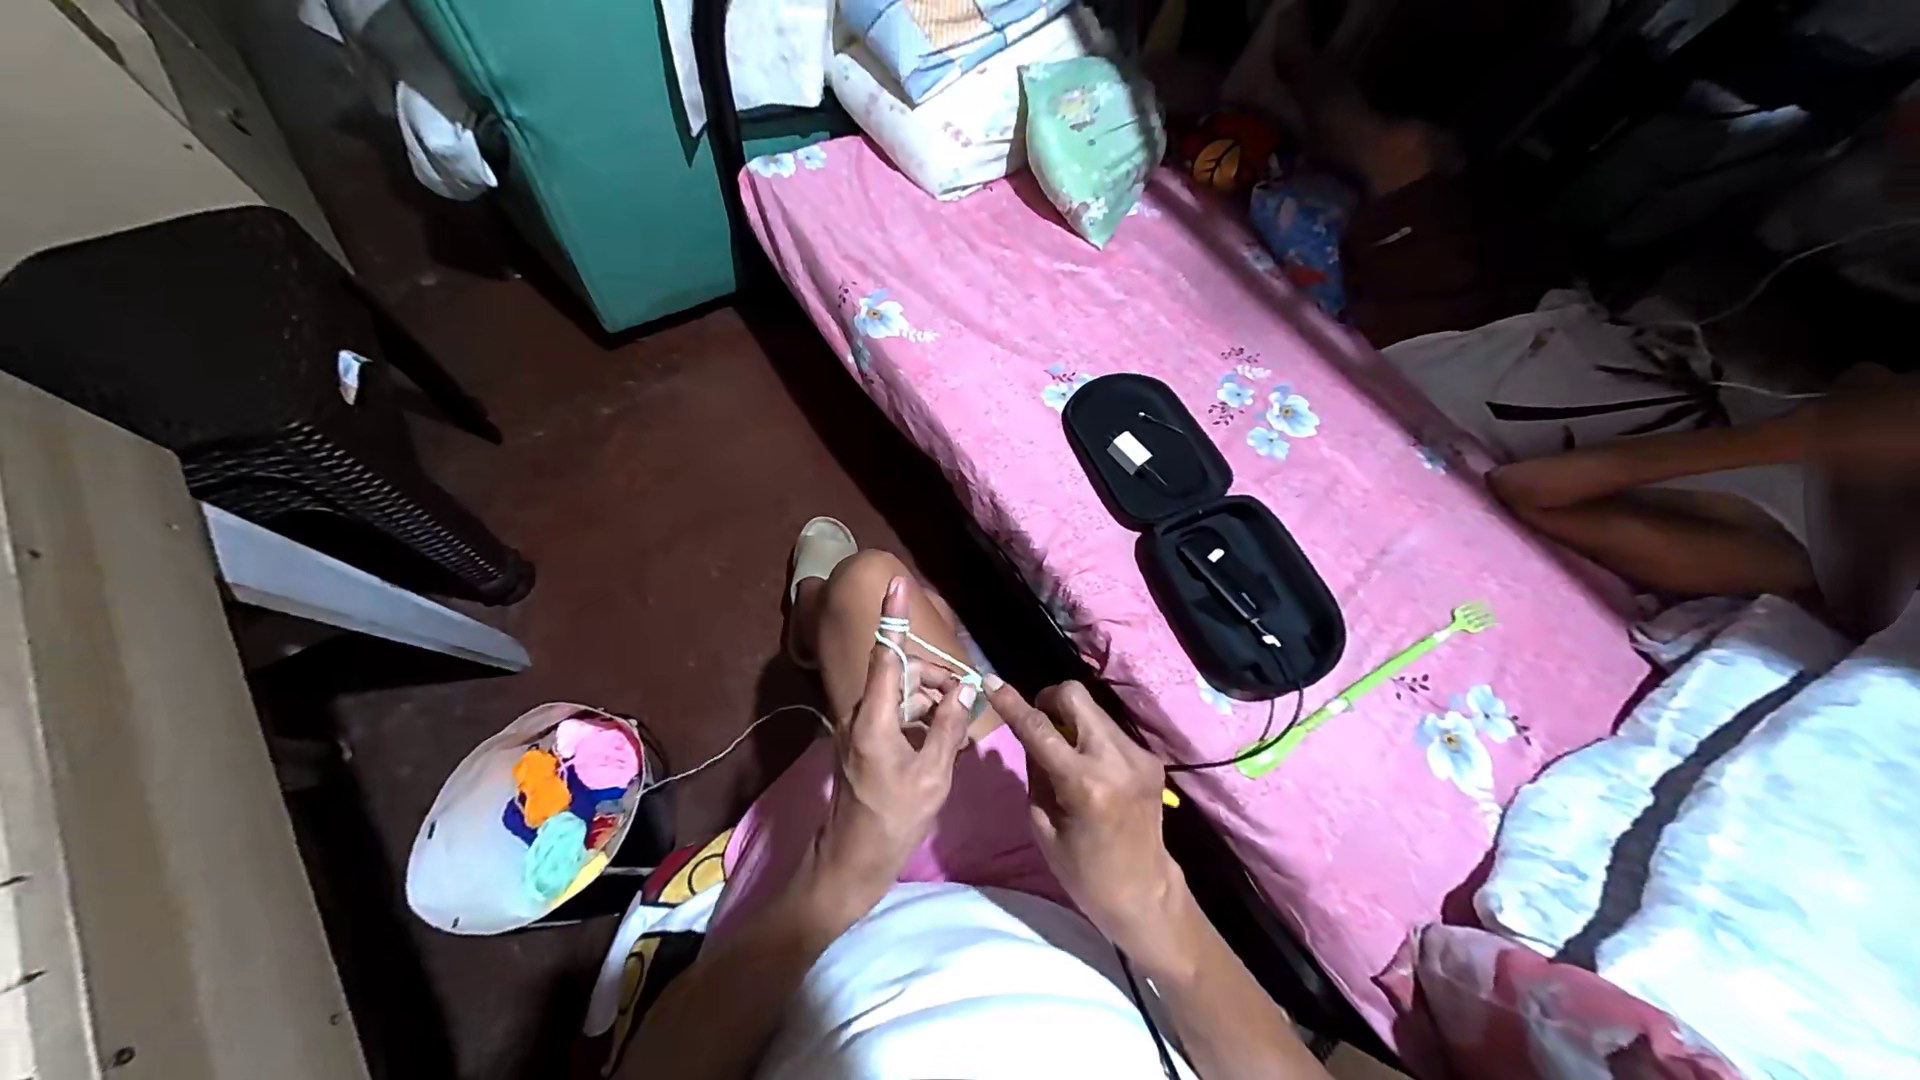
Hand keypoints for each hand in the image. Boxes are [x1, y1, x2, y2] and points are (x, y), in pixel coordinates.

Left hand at [812, 576, 973, 909]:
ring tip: (957, 718)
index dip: (892, 617)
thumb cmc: (893, 820)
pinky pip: (894, 708)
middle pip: (900, 671)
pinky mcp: (862, 737)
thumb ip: (948, 727)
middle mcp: (860, 714)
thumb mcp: (932, 776)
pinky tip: (941, 730)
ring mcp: (858, 725)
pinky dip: (919, 710)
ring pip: (899, 689)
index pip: (885, 656)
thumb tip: (964, 691)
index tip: (896, 582)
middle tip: (965, 698)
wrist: (852, 859)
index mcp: (874, 720)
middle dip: (935, 674)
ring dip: (930, 694)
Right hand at [986, 677, 1188, 964]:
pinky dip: (1088, 734)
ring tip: (1062, 750)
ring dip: (1069, 718)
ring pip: (1092, 708)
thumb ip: (1035, 770)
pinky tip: (1085, 763)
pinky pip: (1107, 728)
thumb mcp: (1042, 823)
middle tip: (1036, 722)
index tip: (990, 681)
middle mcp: (1116, 759)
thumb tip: (1029, 732)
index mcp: (1085, 784)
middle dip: (1048, 699)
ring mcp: (1139, 755)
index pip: (1040, 728)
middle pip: (1075, 696)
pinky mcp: (1150, 757)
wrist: (1145, 894)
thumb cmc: (1083, 872)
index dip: (1011, 702)